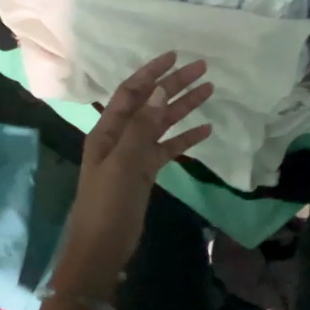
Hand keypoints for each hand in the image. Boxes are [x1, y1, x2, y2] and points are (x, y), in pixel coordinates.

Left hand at [50, 53, 212, 297]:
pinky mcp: (145, 172)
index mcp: (107, 130)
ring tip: (209, 90)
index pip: (131, 91)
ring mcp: (133, 155)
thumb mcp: (124, 163)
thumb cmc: (106, 205)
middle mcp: (120, 137)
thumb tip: (161, 90)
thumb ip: (143, 126)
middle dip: (174, 84)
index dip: (152, 72)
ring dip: (184, 106)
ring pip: (162, 122)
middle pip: (150, 103)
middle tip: (202, 69)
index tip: (175, 56)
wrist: (100, 252)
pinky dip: (185, 138)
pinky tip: (206, 131)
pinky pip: (168, 147)